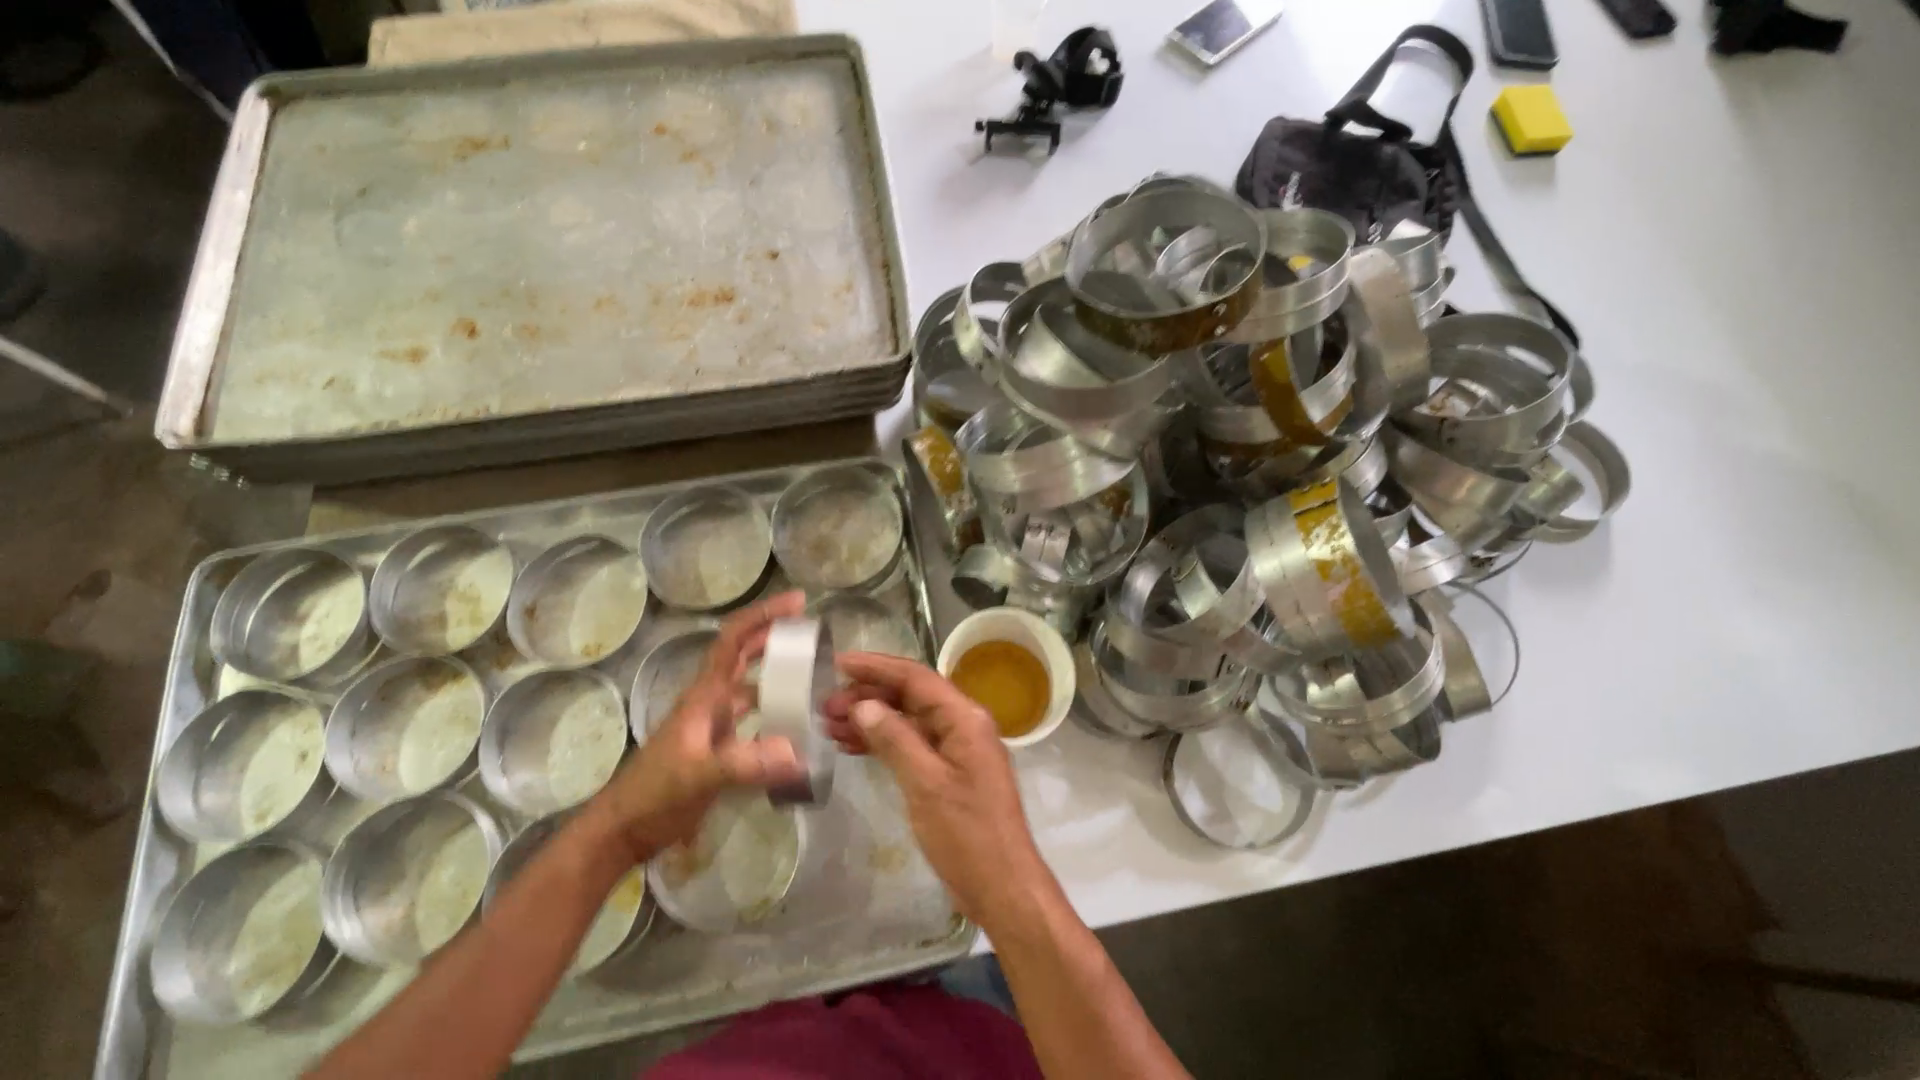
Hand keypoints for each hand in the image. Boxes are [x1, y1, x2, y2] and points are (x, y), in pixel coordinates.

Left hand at [581, 592, 807, 864]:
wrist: (625, 829)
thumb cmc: (655, 794)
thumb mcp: (698, 776)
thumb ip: (743, 763)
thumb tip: (795, 751)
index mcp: (704, 695)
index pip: (733, 640)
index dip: (763, 615)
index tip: (798, 603)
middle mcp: (711, 702)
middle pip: (744, 655)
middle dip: (775, 636)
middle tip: (814, 632)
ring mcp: (714, 726)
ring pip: (751, 688)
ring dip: (778, 676)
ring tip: (815, 675)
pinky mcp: (719, 750)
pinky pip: (754, 722)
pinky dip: (776, 717)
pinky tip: (798, 729)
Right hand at [825, 652, 1056, 928]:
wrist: (1002, 886)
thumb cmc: (967, 835)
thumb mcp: (926, 784)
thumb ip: (895, 739)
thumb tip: (863, 705)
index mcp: (965, 719)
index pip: (917, 678)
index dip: (876, 668)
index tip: (838, 663)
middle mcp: (963, 727)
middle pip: (911, 697)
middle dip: (868, 695)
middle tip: (824, 704)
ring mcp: (957, 751)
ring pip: (908, 721)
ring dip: (871, 719)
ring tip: (829, 724)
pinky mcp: (948, 775)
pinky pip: (912, 746)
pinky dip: (883, 743)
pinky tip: (852, 746)